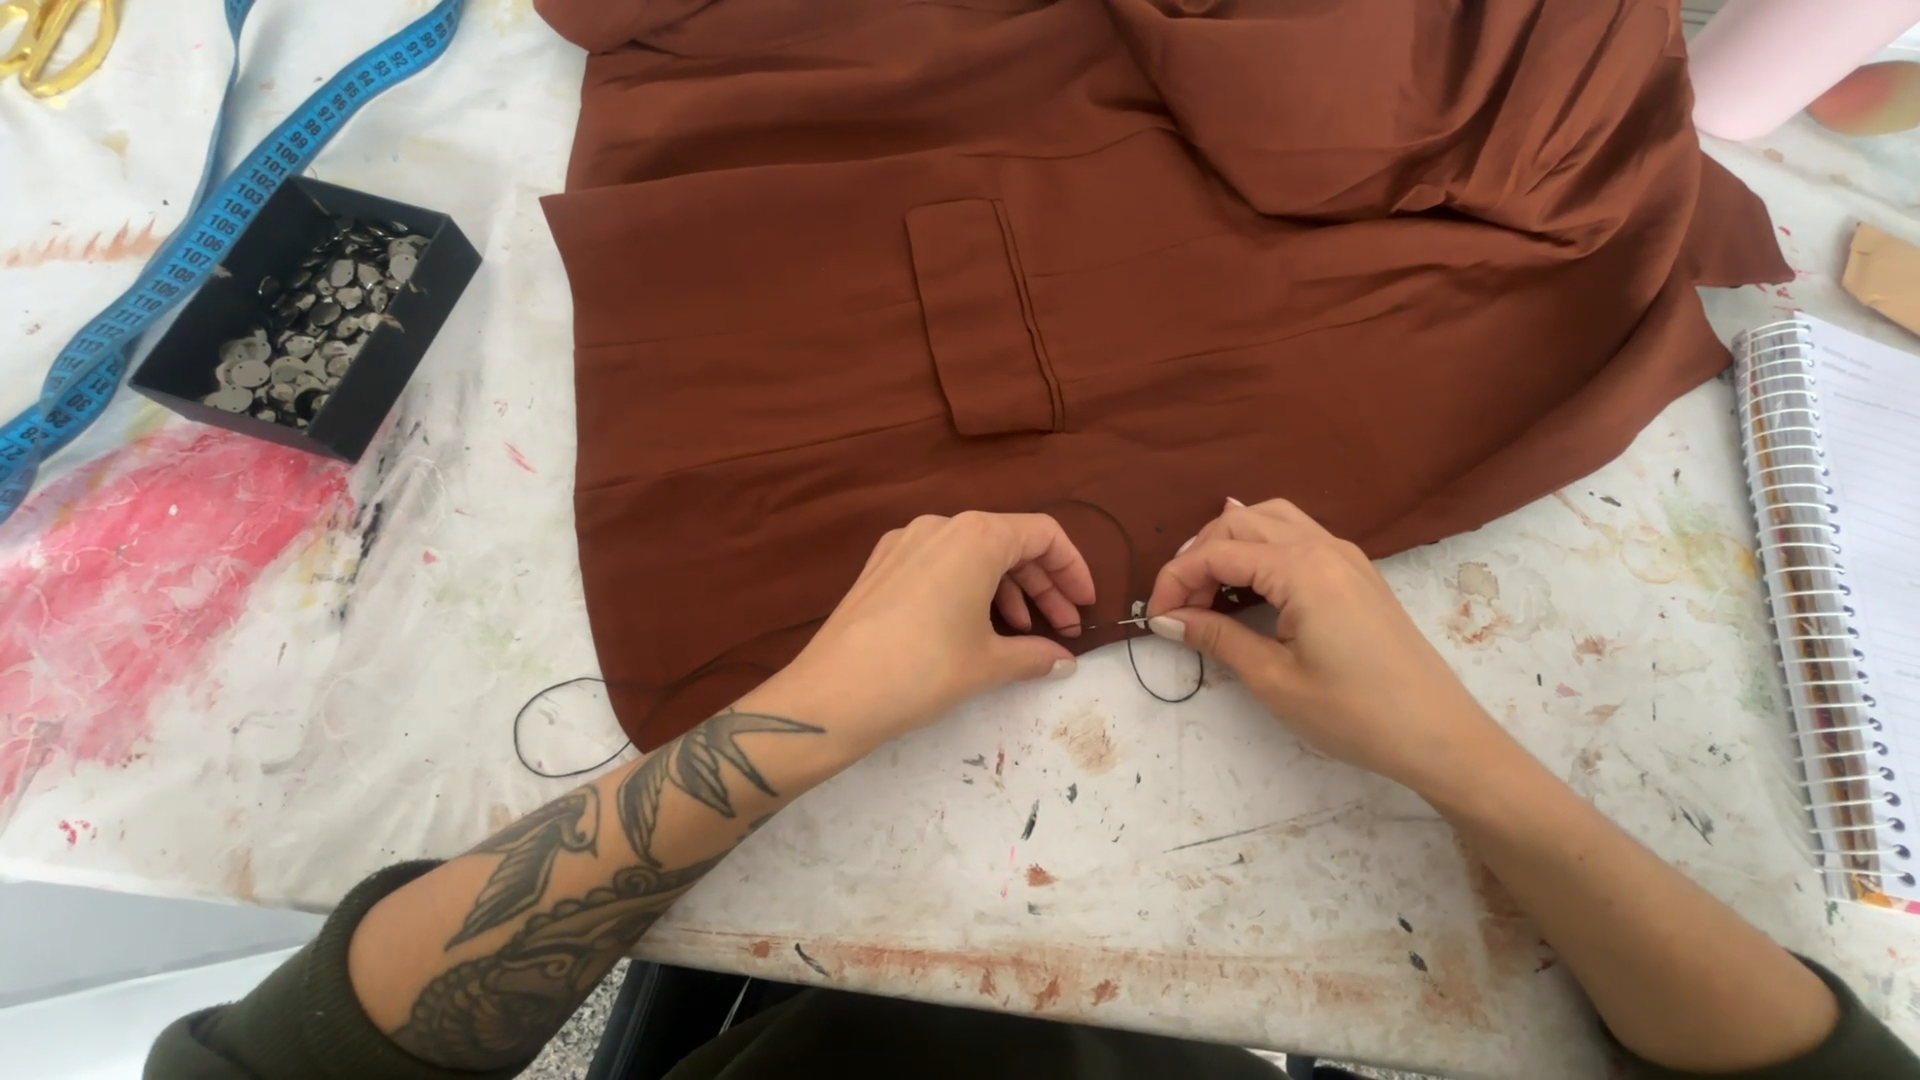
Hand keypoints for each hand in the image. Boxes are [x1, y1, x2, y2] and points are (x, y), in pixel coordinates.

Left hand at [773, 512, 1095, 747]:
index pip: (1043, 535)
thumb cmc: (924, 670)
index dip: (1073, 569)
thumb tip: (1063, 660)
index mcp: (976, 535)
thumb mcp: (989, 664)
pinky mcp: (880, 566)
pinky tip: (974, 627)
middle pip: (1008, 542)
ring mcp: (904, 543)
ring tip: (1021, 635)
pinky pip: (940, 565)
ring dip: (1007, 590)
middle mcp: (940, 526)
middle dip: (1042, 585)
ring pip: (973, 554)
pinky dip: (969, 588)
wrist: (832, 695)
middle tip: (1062, 628)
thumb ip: (1035, 654)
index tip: (1085, 606)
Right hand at [1144, 498, 1509, 793]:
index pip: (1216, 553)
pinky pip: (1297, 534)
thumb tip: (1165, 618)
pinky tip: (1247, 572)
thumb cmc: (1354, 713)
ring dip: (1229, 542)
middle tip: (1179, 605)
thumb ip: (1216, 637)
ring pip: (1270, 518)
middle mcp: (1323, 547)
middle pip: (1239, 521)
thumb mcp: (1273, 679)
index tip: (1155, 619)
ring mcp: (1346, 555)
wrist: (1441, 737)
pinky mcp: (1357, 572)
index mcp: (1301, 569)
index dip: (1174, 581)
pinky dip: (1260, 544)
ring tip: (1206, 584)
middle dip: (1197, 555)